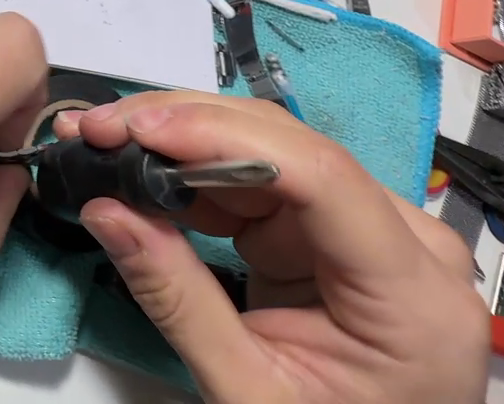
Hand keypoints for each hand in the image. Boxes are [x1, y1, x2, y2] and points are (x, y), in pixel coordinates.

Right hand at [55, 94, 486, 402]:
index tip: (133, 129)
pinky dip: (187, 169)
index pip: (318, 176)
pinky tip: (137, 166)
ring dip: (172, 139)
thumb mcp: (247, 393)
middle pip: (284, 147)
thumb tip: (101, 207)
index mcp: (410, 293)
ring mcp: (366, 224)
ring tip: (99, 138)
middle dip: (179, 127)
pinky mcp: (326, 225)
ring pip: (259, 147)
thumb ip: (175, 299)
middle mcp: (403, 237)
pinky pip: (250, 177)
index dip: (220, 136)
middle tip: (93, 128)